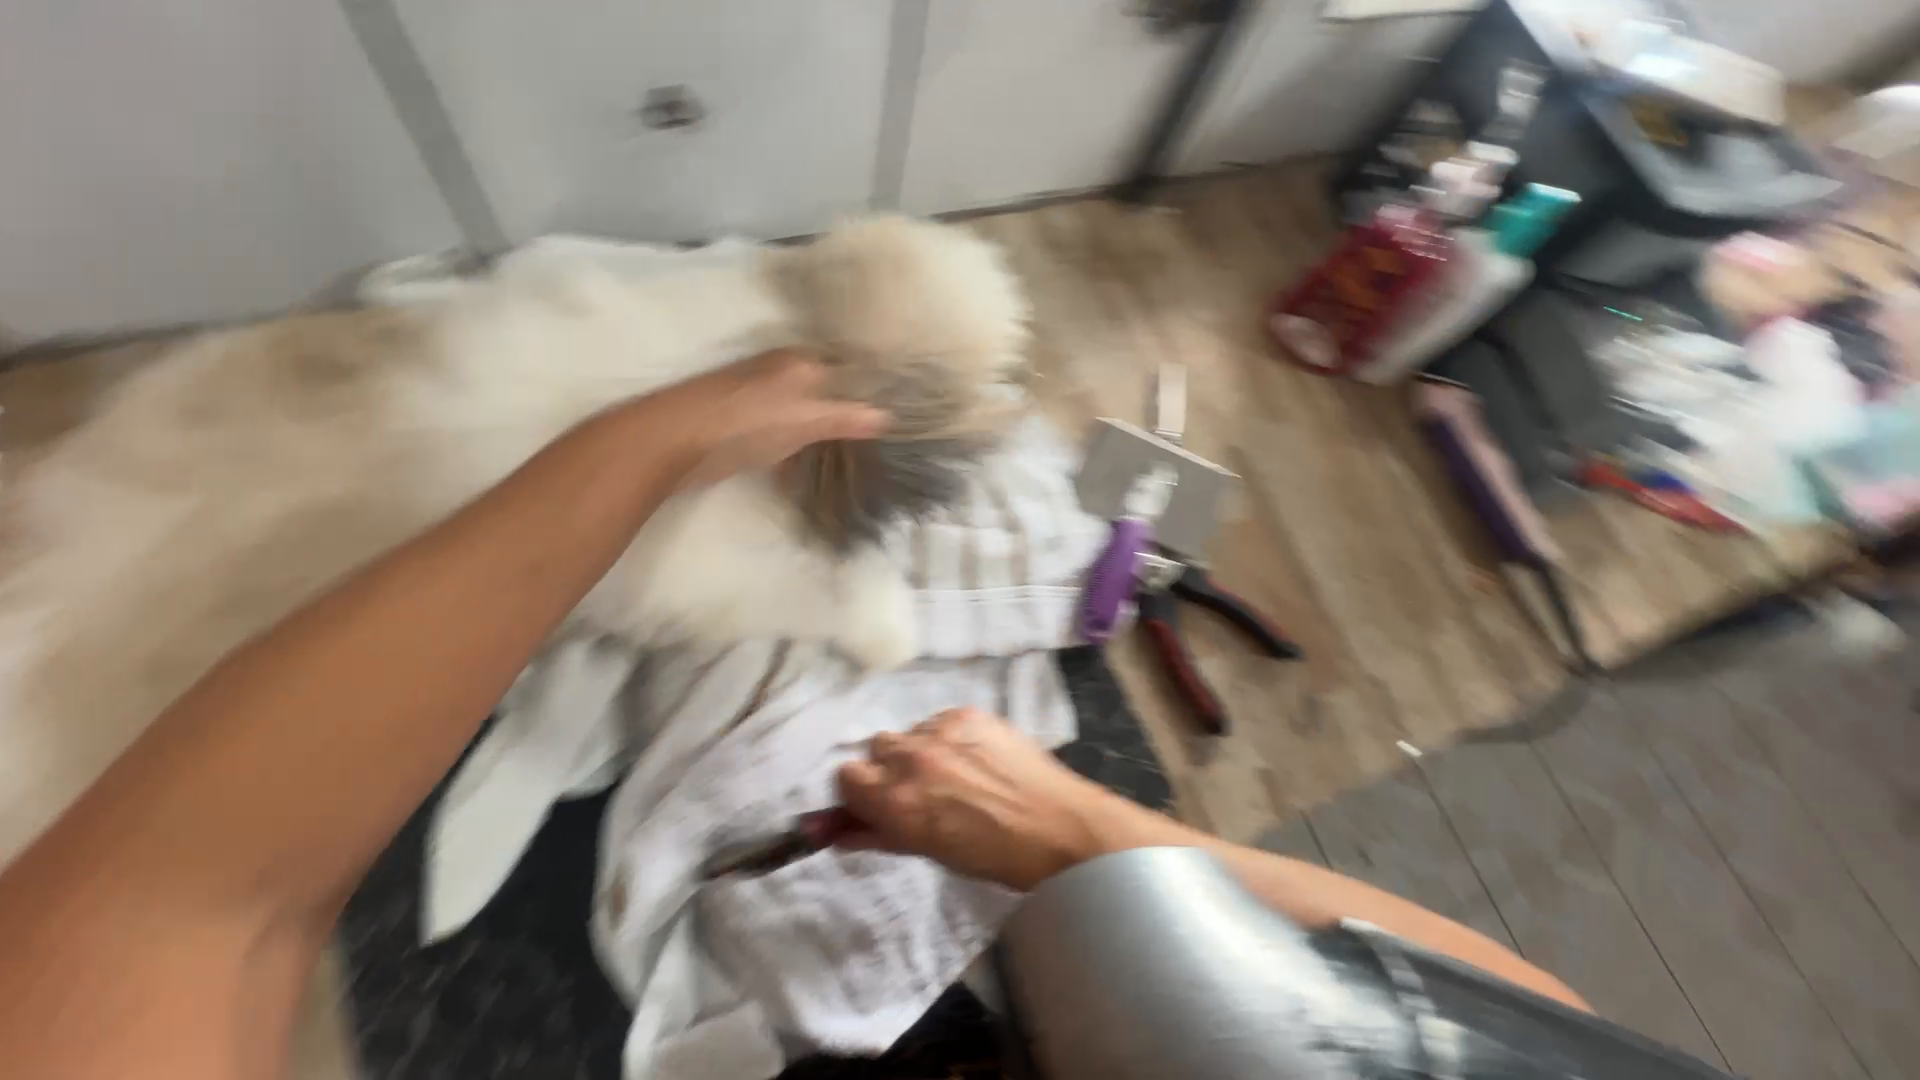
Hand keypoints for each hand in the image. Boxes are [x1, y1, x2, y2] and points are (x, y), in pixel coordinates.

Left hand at [642, 349, 887, 488]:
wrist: (677, 441)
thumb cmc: (749, 422)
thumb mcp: (807, 419)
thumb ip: (847, 417)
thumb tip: (887, 416)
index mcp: (800, 360)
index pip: (849, 365)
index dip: (873, 385)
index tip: (899, 408)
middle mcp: (782, 371)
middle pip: (828, 389)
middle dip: (851, 412)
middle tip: (880, 439)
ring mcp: (760, 397)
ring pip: (806, 413)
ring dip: (824, 435)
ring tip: (852, 458)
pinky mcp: (743, 423)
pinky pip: (784, 433)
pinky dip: (797, 449)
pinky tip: (804, 470)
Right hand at [834, 708, 1125, 890]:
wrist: (1058, 826)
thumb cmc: (992, 855)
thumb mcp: (928, 852)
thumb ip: (877, 835)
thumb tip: (838, 831)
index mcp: (895, 800)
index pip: (845, 776)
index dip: (861, 790)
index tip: (877, 802)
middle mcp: (910, 759)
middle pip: (874, 748)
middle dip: (888, 768)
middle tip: (919, 788)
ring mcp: (941, 730)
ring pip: (909, 731)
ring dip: (919, 749)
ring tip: (953, 772)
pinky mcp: (969, 713)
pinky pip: (941, 719)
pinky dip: (949, 736)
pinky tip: (975, 757)